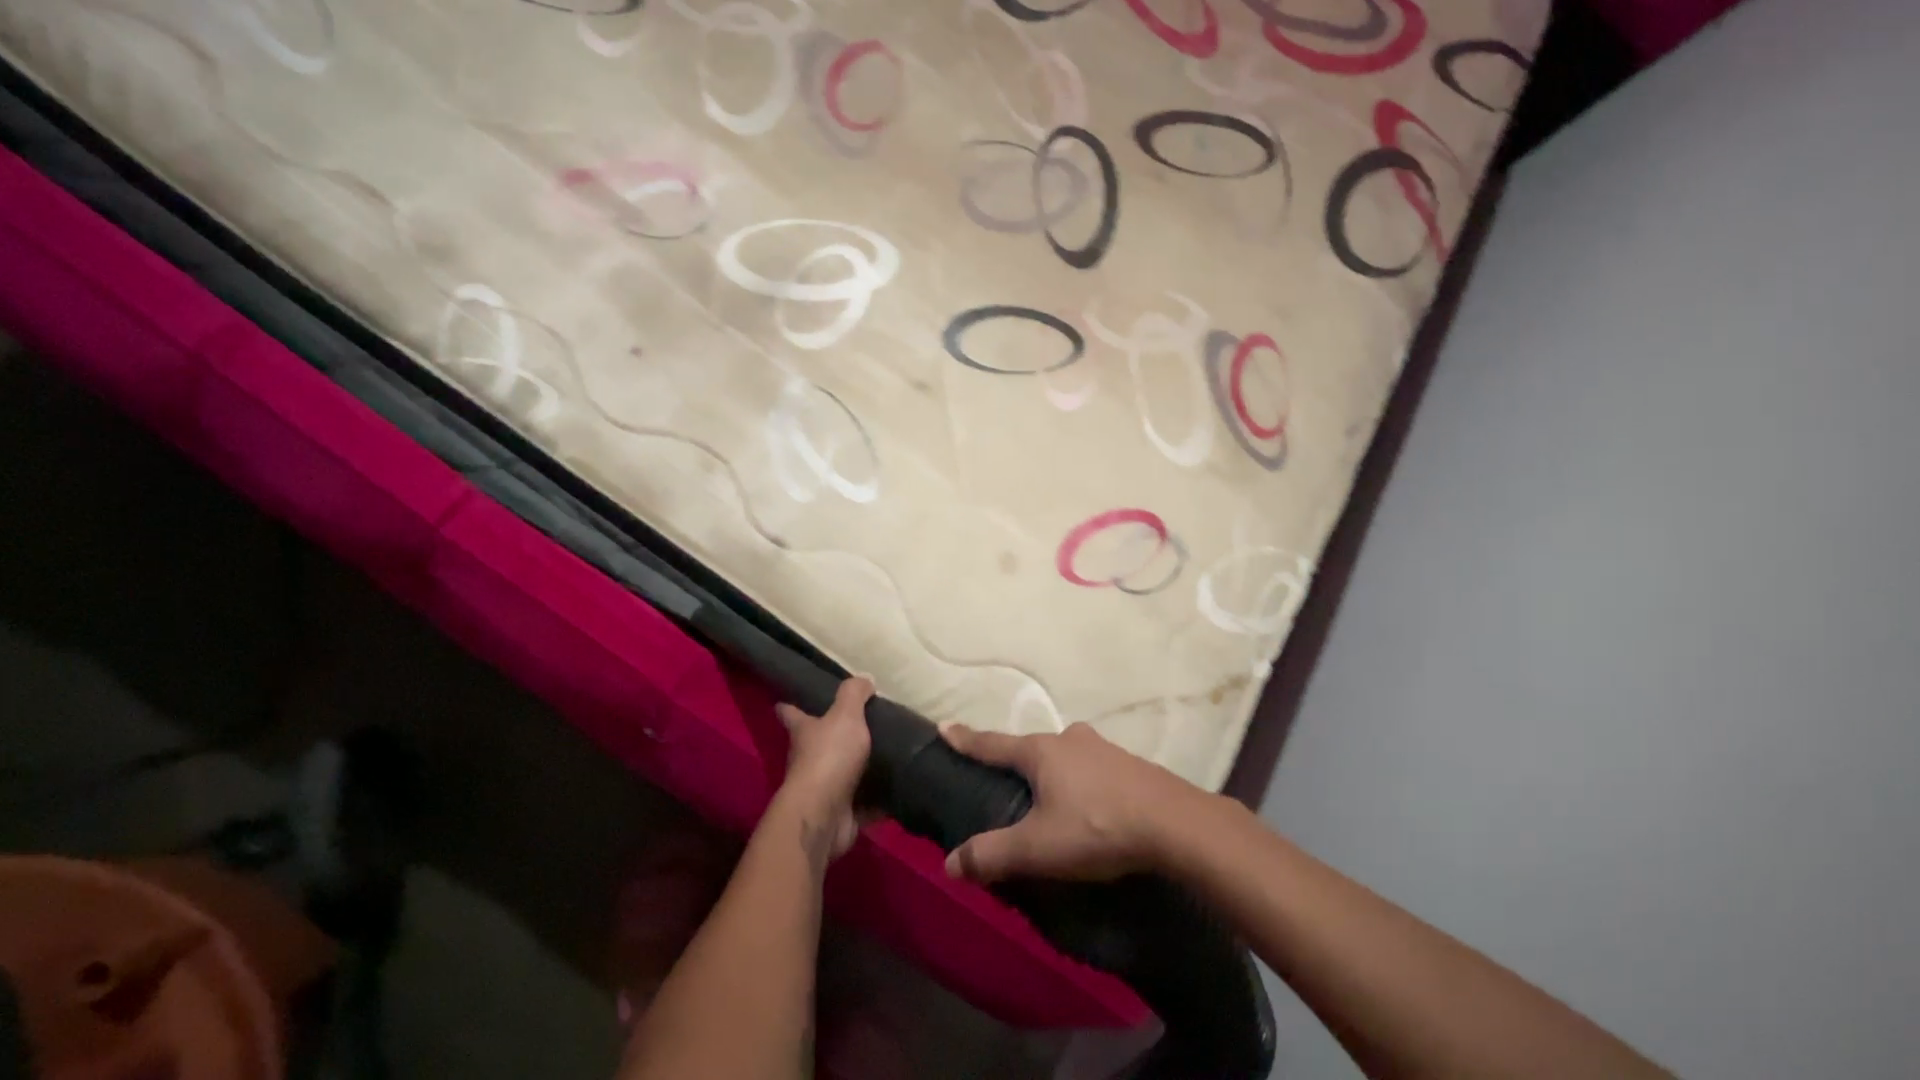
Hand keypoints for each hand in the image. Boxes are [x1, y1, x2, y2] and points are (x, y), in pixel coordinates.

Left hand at [773, 677, 874, 859]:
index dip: (790, 705)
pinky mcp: (843, 812)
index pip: (790, 713)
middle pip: (819, 743)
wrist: (824, 814)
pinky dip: (881, 799)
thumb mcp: (845, 715)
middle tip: (866, 723)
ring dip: (862, 768)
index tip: (791, 698)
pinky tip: (902, 789)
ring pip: (844, 773)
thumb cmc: (829, 757)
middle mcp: (808, 760)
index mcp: (804, 732)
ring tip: (892, 754)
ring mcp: (825, 789)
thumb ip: (854, 694)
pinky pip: (867, 803)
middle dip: (834, 736)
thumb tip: (864, 679)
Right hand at [940, 721, 1213, 883]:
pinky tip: (1090, 805)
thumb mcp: (1037, 848)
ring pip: (1068, 757)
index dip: (967, 740)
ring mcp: (1106, 750)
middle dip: (1019, 760)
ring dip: (1056, 772)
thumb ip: (992, 855)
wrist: (1176, 825)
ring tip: (1050, 798)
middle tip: (1006, 778)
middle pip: (1034, 747)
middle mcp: (1071, 740)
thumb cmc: (1097, 828)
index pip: (993, 744)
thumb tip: (948, 864)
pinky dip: (1083, 783)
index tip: (944, 726)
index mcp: (1042, 752)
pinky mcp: (1133, 767)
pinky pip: (1094, 770)